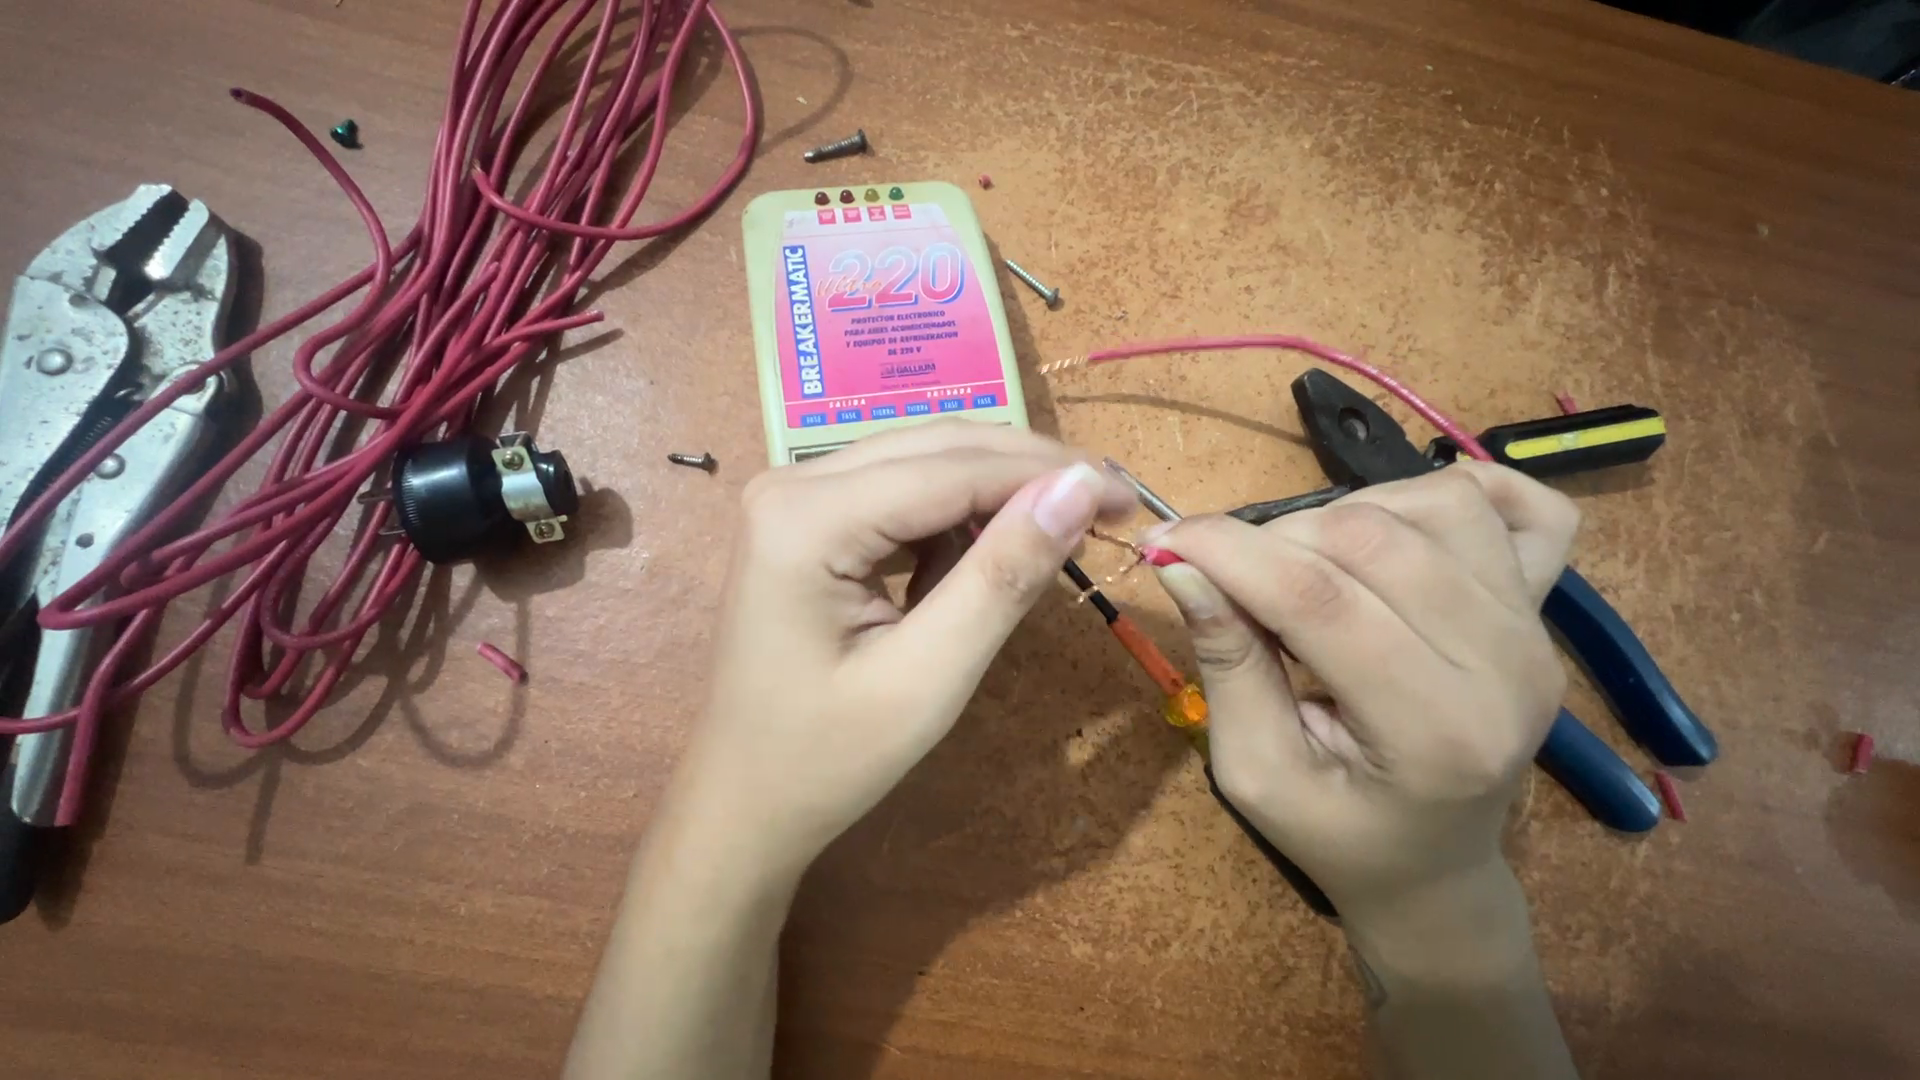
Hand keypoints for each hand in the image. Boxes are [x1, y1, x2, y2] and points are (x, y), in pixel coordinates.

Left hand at [669, 421, 1135, 872]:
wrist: (744, 801)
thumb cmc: (829, 759)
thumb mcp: (929, 678)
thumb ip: (1002, 577)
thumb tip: (1080, 487)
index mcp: (806, 517)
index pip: (953, 466)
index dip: (1050, 473)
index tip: (1129, 497)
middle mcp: (792, 482)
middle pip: (938, 448)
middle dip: (1029, 473)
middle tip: (1110, 508)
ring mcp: (793, 496)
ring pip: (924, 462)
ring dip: (995, 494)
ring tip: (1054, 541)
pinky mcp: (806, 518)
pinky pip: (899, 492)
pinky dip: (954, 518)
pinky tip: (981, 558)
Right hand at [1146, 463, 1578, 925]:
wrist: (1434, 864)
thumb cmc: (1335, 831)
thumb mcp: (1254, 771)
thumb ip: (1226, 664)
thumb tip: (1181, 565)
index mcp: (1432, 733)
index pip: (1318, 599)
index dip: (1228, 552)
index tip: (1162, 539)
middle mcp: (1504, 668)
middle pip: (1372, 540)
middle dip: (1271, 537)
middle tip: (1226, 573)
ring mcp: (1535, 630)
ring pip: (1435, 505)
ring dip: (1343, 514)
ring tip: (1302, 562)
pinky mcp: (1544, 608)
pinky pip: (1517, 504)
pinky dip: (1445, 493)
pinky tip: (1396, 523)